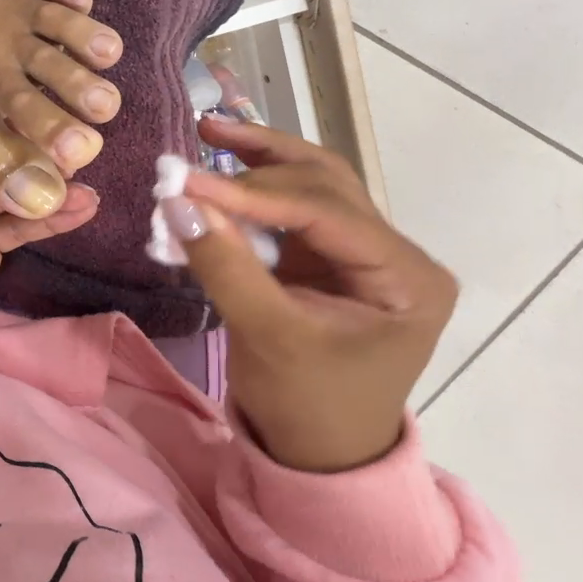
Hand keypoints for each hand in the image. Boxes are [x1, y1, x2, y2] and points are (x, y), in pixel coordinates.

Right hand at [167, 116, 457, 472]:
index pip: (325, 211)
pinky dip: (249, 191)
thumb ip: (225, 265)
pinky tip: (218, 168)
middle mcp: (392, 254)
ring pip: (311, 186)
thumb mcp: (268, 334)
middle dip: (256, 168)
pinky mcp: (322, 259)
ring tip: (209, 132)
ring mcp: (358, 254)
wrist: (318, 449)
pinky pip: (287, 211)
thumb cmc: (308, 400)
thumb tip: (176, 203)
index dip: (252, 192)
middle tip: (188, 161)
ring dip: (259, 160)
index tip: (183, 183)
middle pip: (324, 185)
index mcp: (405, 276)